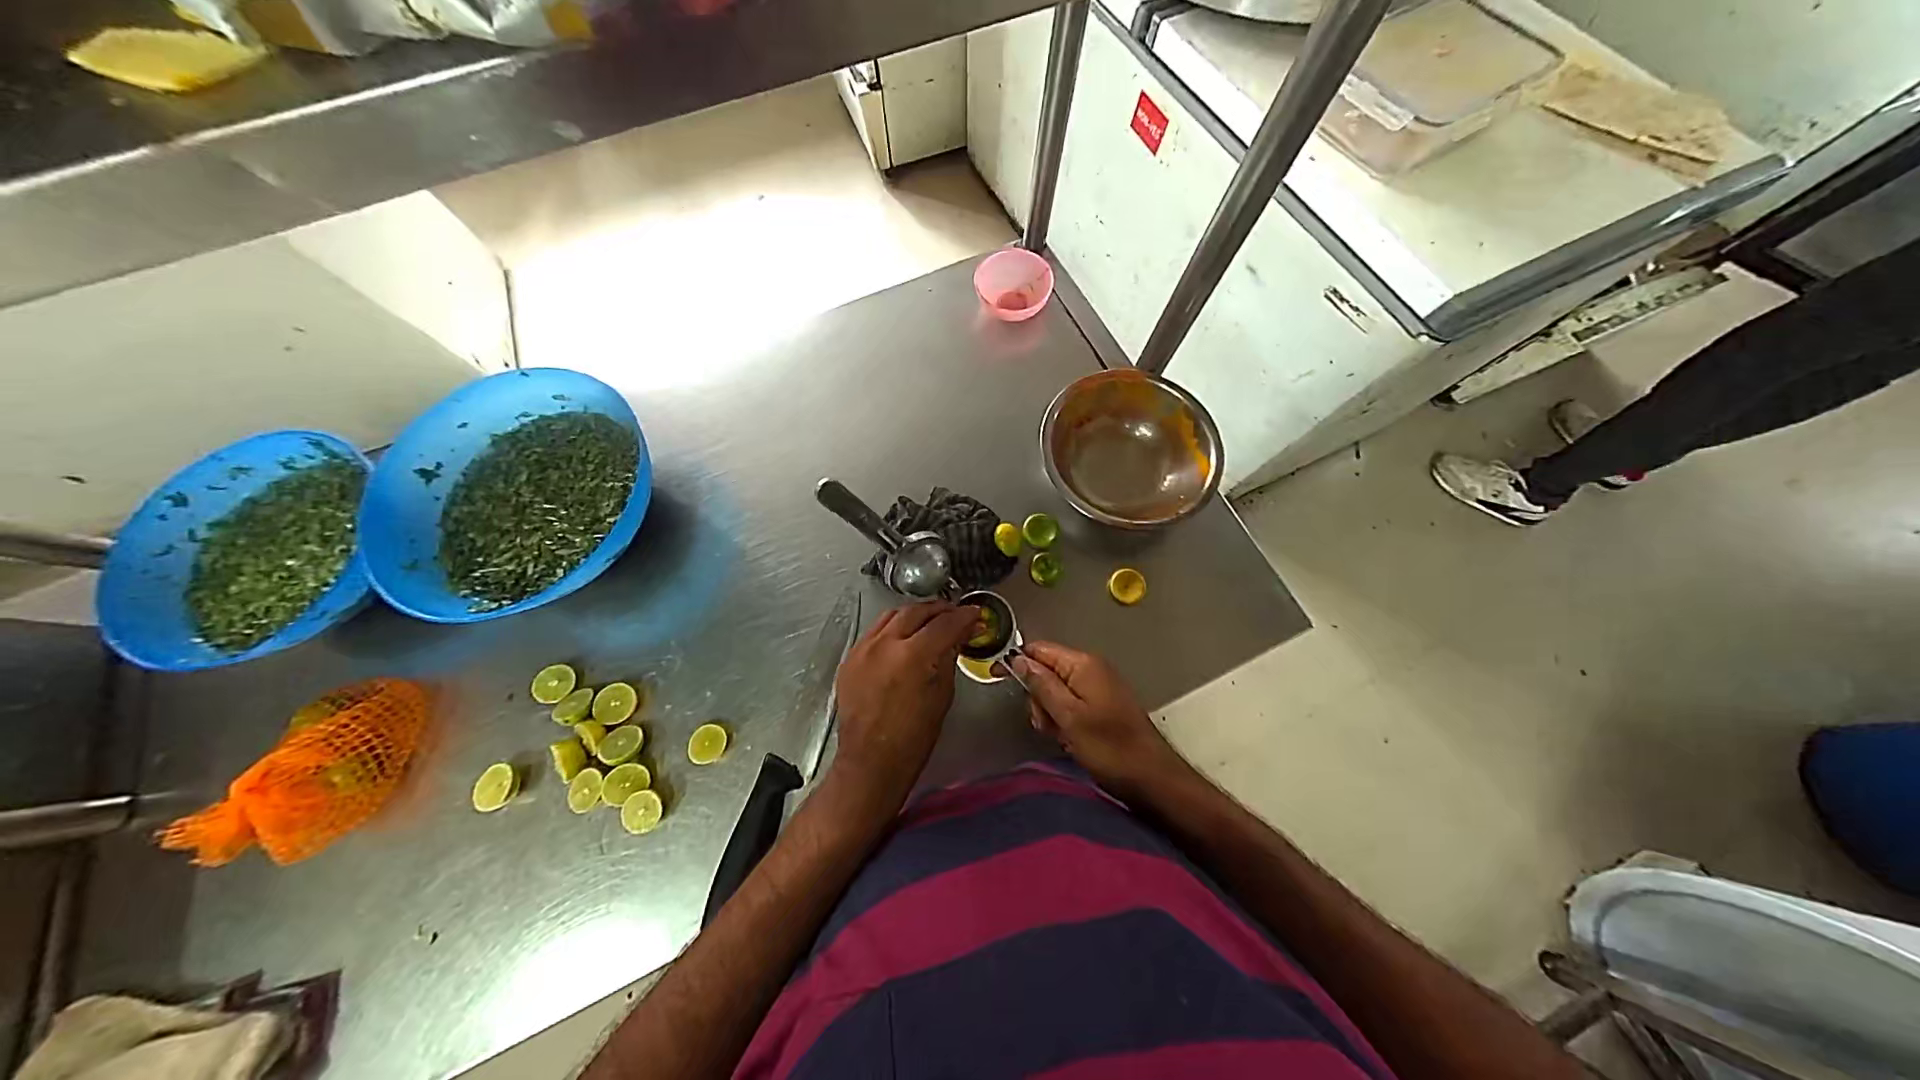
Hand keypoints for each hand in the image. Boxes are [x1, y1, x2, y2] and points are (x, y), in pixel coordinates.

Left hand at [830, 600, 976, 808]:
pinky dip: (892, 629)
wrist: (871, 761)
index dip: (964, 617)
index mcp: (914, 655)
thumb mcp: (942, 696)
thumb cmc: (910, 739)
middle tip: (954, 615)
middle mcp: (885, 645)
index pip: (945, 623)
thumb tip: (955, 640)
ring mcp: (863, 650)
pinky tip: (903, 637)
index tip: (973, 615)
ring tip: (930, 621)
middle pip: (917, 612)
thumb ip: (948, 659)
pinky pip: (874, 632)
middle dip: (939, 611)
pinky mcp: (850, 659)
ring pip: (892, 616)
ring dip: (914, 615)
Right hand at [1012, 642, 1181, 798]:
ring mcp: (1098, 687)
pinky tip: (1070, 739)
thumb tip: (1019, 660)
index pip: (1039, 649)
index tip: (997, 680)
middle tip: (1046, 724)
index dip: (1017, 663)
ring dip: (1051, 714)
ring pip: (1056, 692)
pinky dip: (1065, 721)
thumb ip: (1042, 685)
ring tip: (1062, 736)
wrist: (1151, 776)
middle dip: (1038, 698)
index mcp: (1083, 664)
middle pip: (1046, 671)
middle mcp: (1091, 669)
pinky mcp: (1102, 705)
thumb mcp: (1068, 716)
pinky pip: (1071, 705)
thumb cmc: (1108, 746)